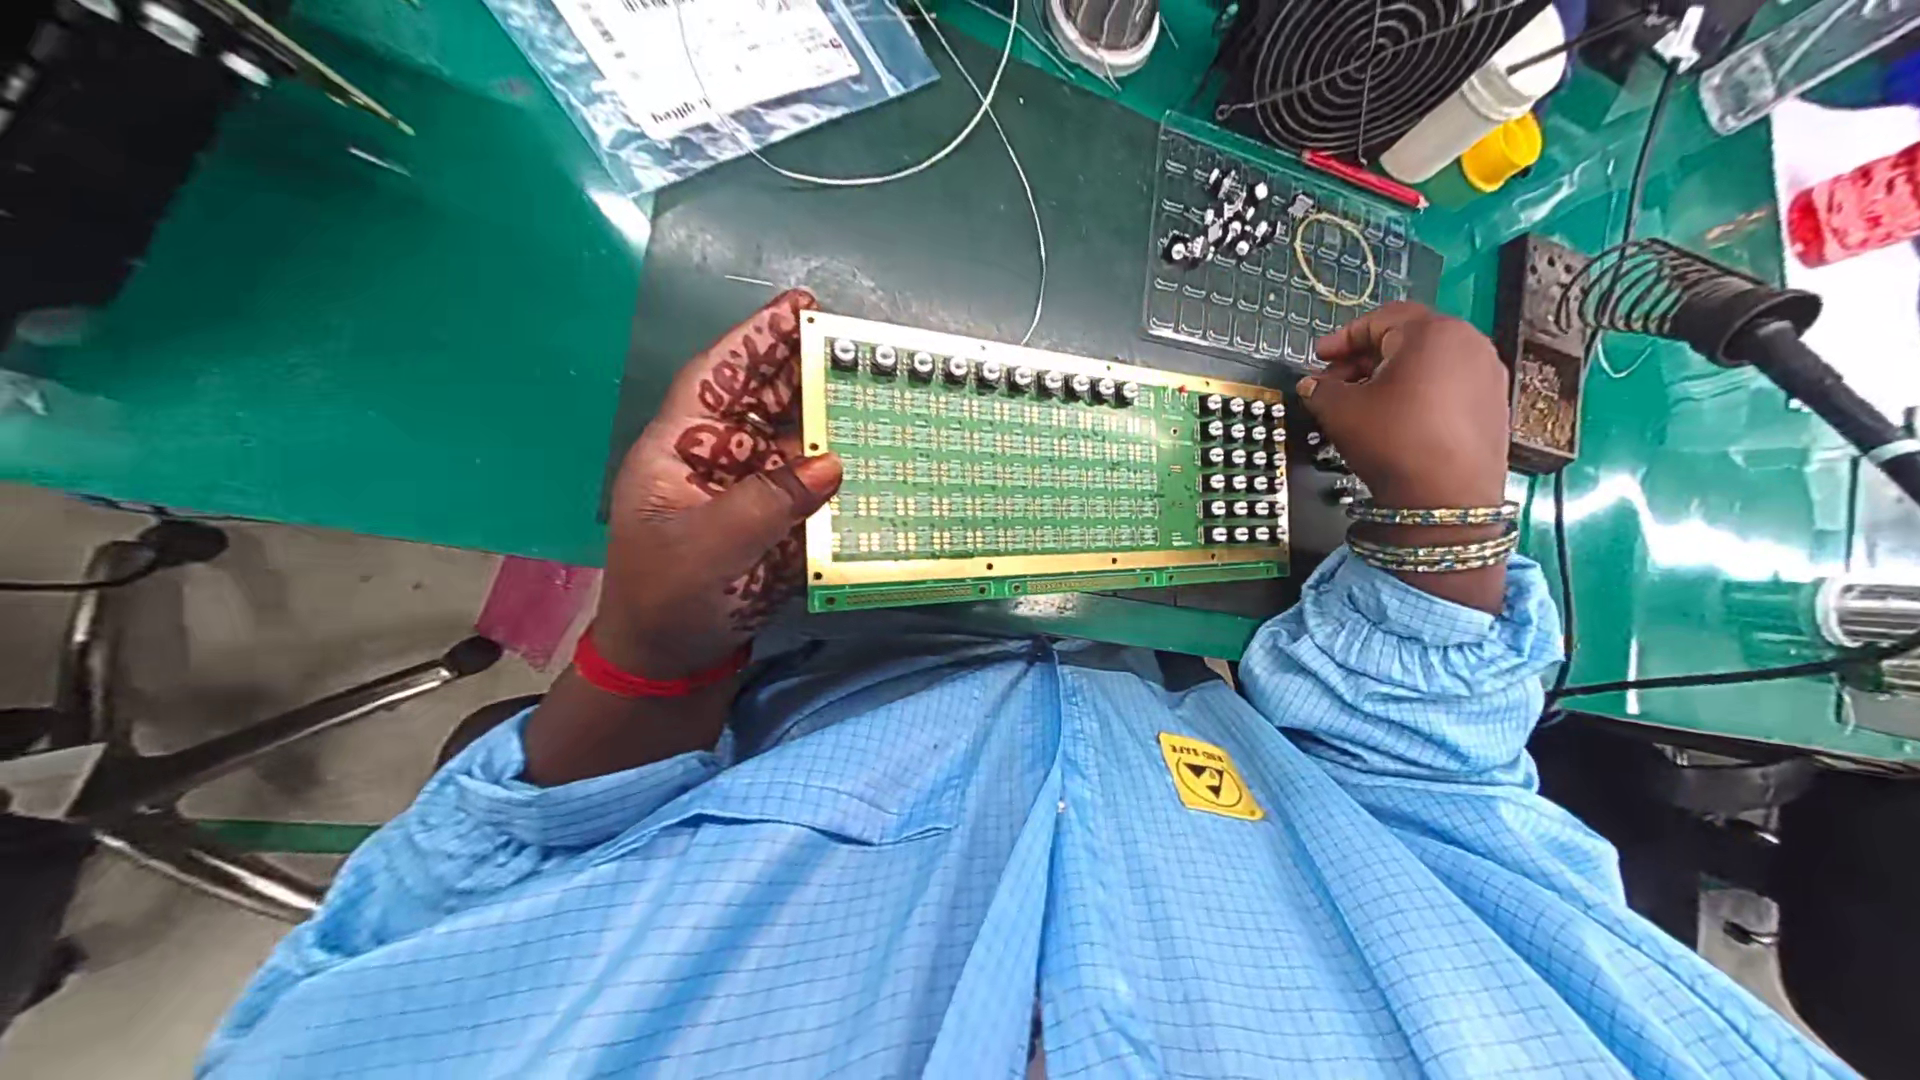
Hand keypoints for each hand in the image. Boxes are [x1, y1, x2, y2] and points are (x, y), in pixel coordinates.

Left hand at [594, 288, 841, 677]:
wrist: (673, 657)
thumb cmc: (667, 599)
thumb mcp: (706, 549)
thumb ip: (766, 503)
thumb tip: (833, 463)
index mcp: (681, 449)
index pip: (717, 379)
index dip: (755, 339)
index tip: (799, 307)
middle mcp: (719, 458)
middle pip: (762, 399)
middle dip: (801, 368)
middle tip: (852, 345)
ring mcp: (751, 488)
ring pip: (792, 437)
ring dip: (828, 415)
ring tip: (870, 390)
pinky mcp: (777, 518)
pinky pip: (812, 483)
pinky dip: (840, 468)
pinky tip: (871, 453)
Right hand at [1299, 303, 1511, 613]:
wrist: (1445, 495)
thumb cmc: (1392, 440)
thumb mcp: (1340, 411)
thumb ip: (1320, 388)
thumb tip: (1312, 384)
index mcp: (1431, 333)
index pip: (1380, 318)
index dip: (1343, 337)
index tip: (1320, 356)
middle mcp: (1468, 343)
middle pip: (1407, 337)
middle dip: (1365, 357)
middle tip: (1335, 380)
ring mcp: (1487, 373)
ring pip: (1428, 360)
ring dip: (1390, 373)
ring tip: (1363, 400)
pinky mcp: (1493, 402)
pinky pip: (1447, 382)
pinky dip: (1416, 390)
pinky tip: (1395, 417)